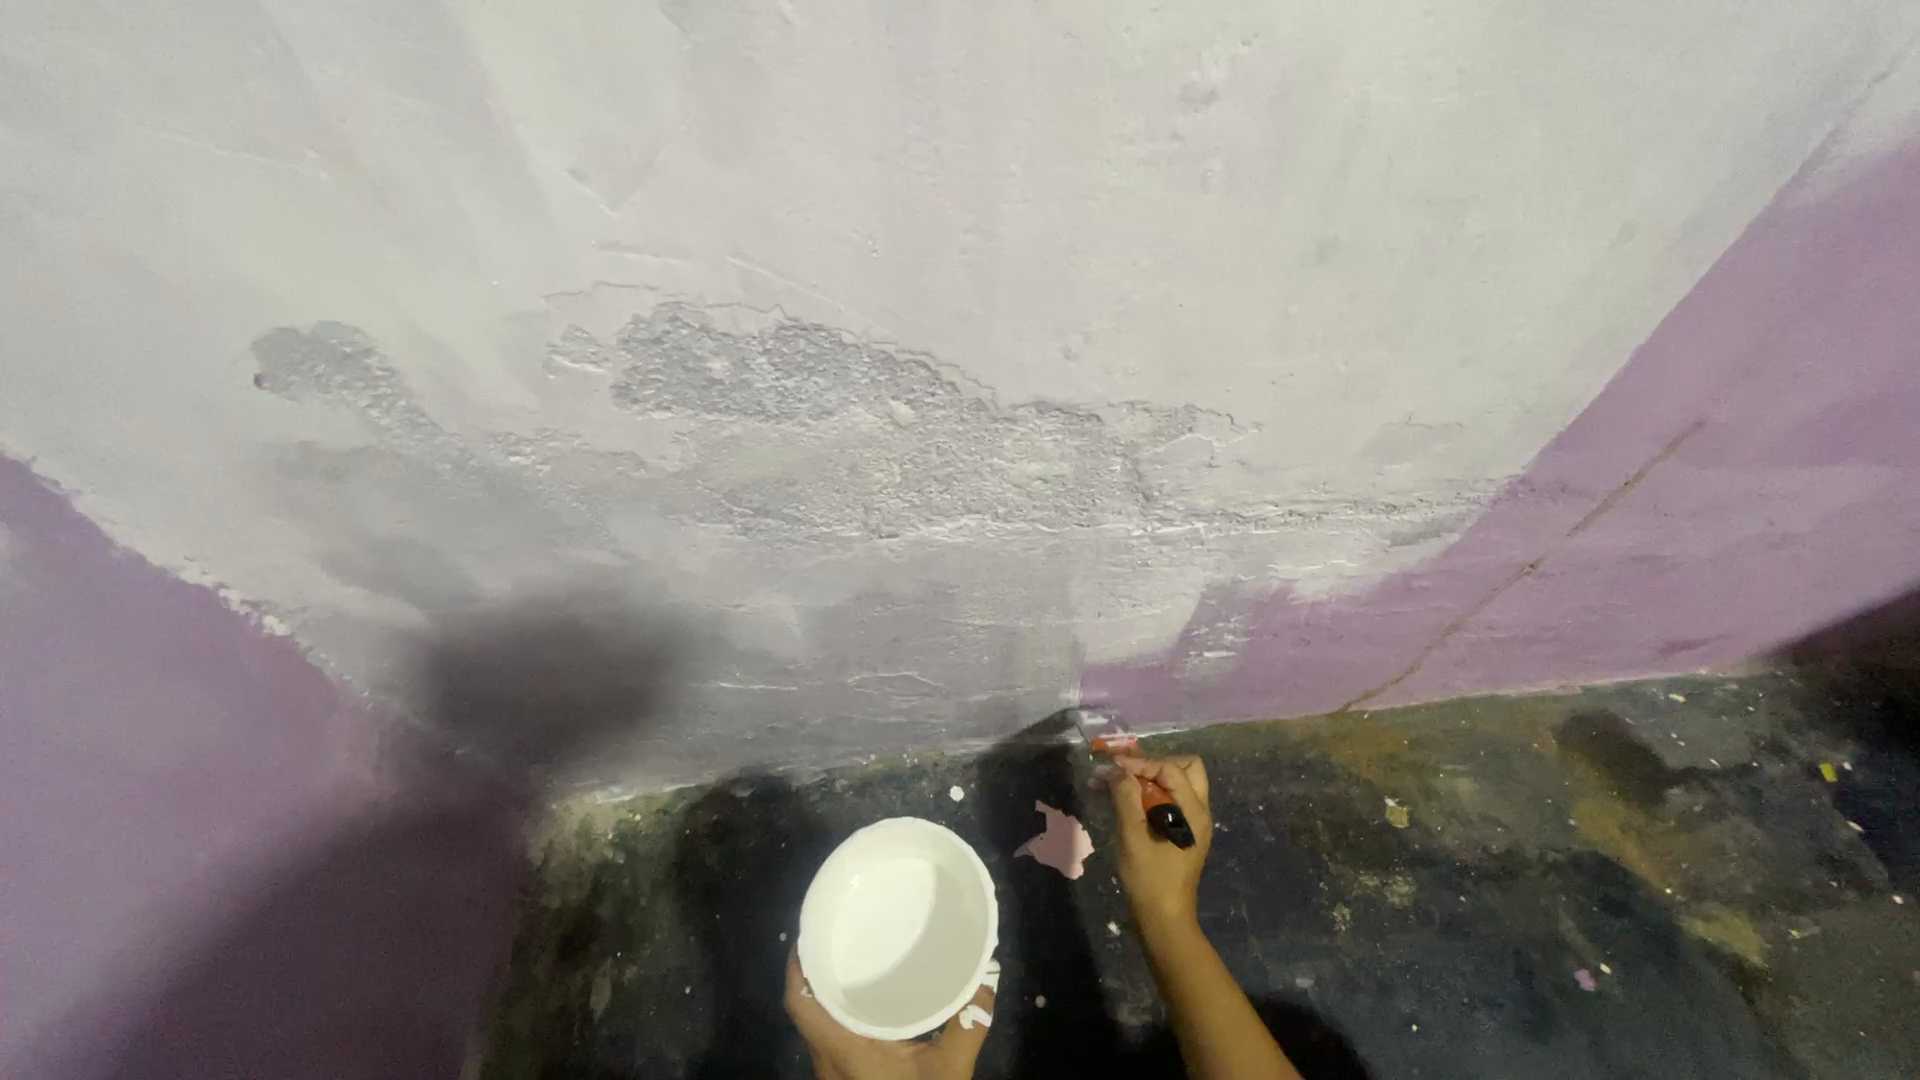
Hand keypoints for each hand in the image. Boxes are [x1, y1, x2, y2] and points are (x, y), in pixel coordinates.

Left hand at [783, 948, 993, 1079]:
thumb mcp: (950, 1069)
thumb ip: (969, 1022)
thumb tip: (986, 977)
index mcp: (842, 1049)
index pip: (799, 1004)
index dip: (796, 967)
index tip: (810, 933)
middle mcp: (828, 1062)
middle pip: (805, 1011)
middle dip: (814, 972)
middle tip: (837, 936)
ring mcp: (835, 1075)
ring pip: (817, 1027)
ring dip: (826, 996)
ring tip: (849, 960)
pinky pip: (830, 1040)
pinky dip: (838, 1015)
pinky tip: (865, 1005)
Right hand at [1107, 755, 1212, 931]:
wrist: (1163, 921)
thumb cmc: (1149, 880)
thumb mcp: (1132, 837)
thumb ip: (1126, 798)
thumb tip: (1117, 770)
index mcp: (1193, 812)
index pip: (1169, 769)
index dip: (1140, 762)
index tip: (1112, 765)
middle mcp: (1199, 812)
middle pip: (1185, 768)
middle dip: (1153, 764)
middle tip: (1125, 772)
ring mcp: (1193, 822)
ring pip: (1179, 782)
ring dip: (1151, 777)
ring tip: (1121, 783)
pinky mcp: (1183, 832)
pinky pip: (1172, 798)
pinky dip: (1151, 793)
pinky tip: (1127, 801)